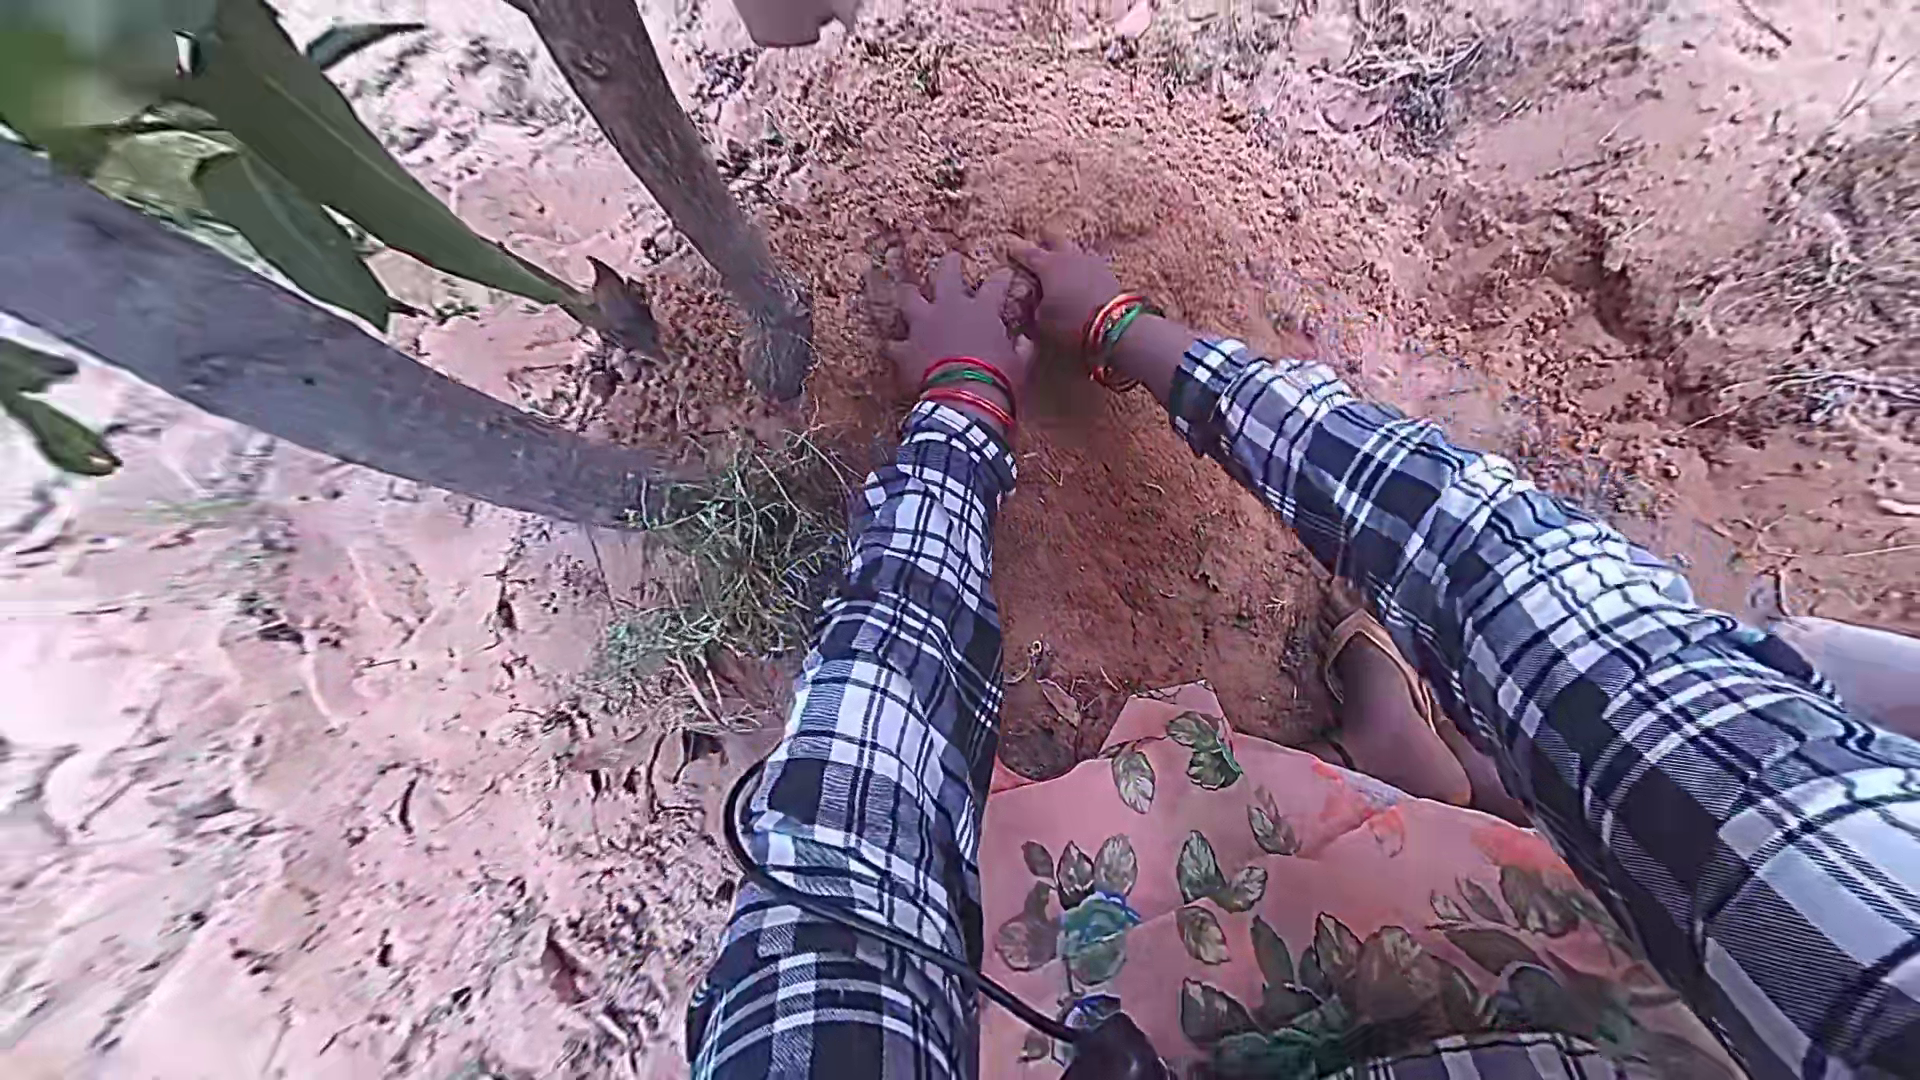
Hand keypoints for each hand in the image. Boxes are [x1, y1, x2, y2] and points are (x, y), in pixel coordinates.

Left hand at [885, 253, 1033, 417]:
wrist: (964, 401)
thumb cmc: (998, 381)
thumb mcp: (1020, 364)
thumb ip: (1022, 348)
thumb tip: (1025, 340)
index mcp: (982, 310)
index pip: (995, 285)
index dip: (1001, 278)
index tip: (1004, 274)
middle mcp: (949, 309)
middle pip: (946, 274)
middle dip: (950, 264)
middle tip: (951, 259)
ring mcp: (922, 327)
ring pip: (909, 298)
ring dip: (910, 295)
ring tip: (909, 292)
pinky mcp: (904, 350)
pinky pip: (894, 345)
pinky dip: (896, 347)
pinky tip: (896, 349)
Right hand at [1008, 233, 1122, 354]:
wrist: (1113, 324)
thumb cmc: (1069, 322)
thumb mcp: (1042, 321)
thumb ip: (1034, 308)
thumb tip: (1033, 303)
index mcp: (1048, 265)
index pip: (1027, 253)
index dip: (1016, 250)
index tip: (1007, 245)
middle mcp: (1069, 256)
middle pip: (1055, 239)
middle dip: (1045, 240)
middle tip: (1039, 242)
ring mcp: (1090, 261)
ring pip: (1074, 250)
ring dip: (1066, 254)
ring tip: (1061, 264)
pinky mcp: (1107, 272)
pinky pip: (1088, 264)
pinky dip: (1080, 268)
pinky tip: (1079, 278)